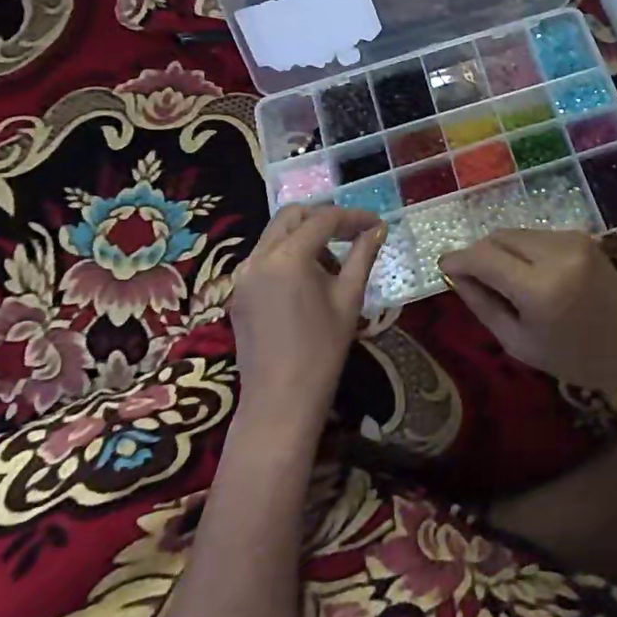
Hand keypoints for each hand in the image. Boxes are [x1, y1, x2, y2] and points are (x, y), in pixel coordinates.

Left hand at [229, 204, 385, 417]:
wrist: (280, 399)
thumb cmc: (322, 351)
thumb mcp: (349, 300)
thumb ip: (363, 257)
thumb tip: (378, 229)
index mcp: (287, 257)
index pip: (324, 219)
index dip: (353, 217)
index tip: (377, 224)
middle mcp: (258, 257)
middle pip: (292, 216)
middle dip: (324, 219)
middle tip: (352, 235)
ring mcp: (243, 274)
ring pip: (275, 235)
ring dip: (304, 237)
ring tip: (333, 266)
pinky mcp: (238, 292)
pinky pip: (264, 258)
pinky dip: (287, 256)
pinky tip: (308, 282)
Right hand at [439, 230, 616, 396]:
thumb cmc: (572, 356)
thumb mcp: (517, 342)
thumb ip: (481, 303)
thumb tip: (454, 274)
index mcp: (539, 288)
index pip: (483, 257)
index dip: (458, 259)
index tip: (443, 266)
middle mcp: (556, 254)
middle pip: (497, 237)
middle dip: (479, 253)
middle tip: (472, 276)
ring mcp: (572, 240)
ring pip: (515, 232)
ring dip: (500, 250)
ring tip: (501, 278)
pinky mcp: (581, 236)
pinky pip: (536, 235)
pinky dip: (521, 249)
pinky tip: (526, 272)